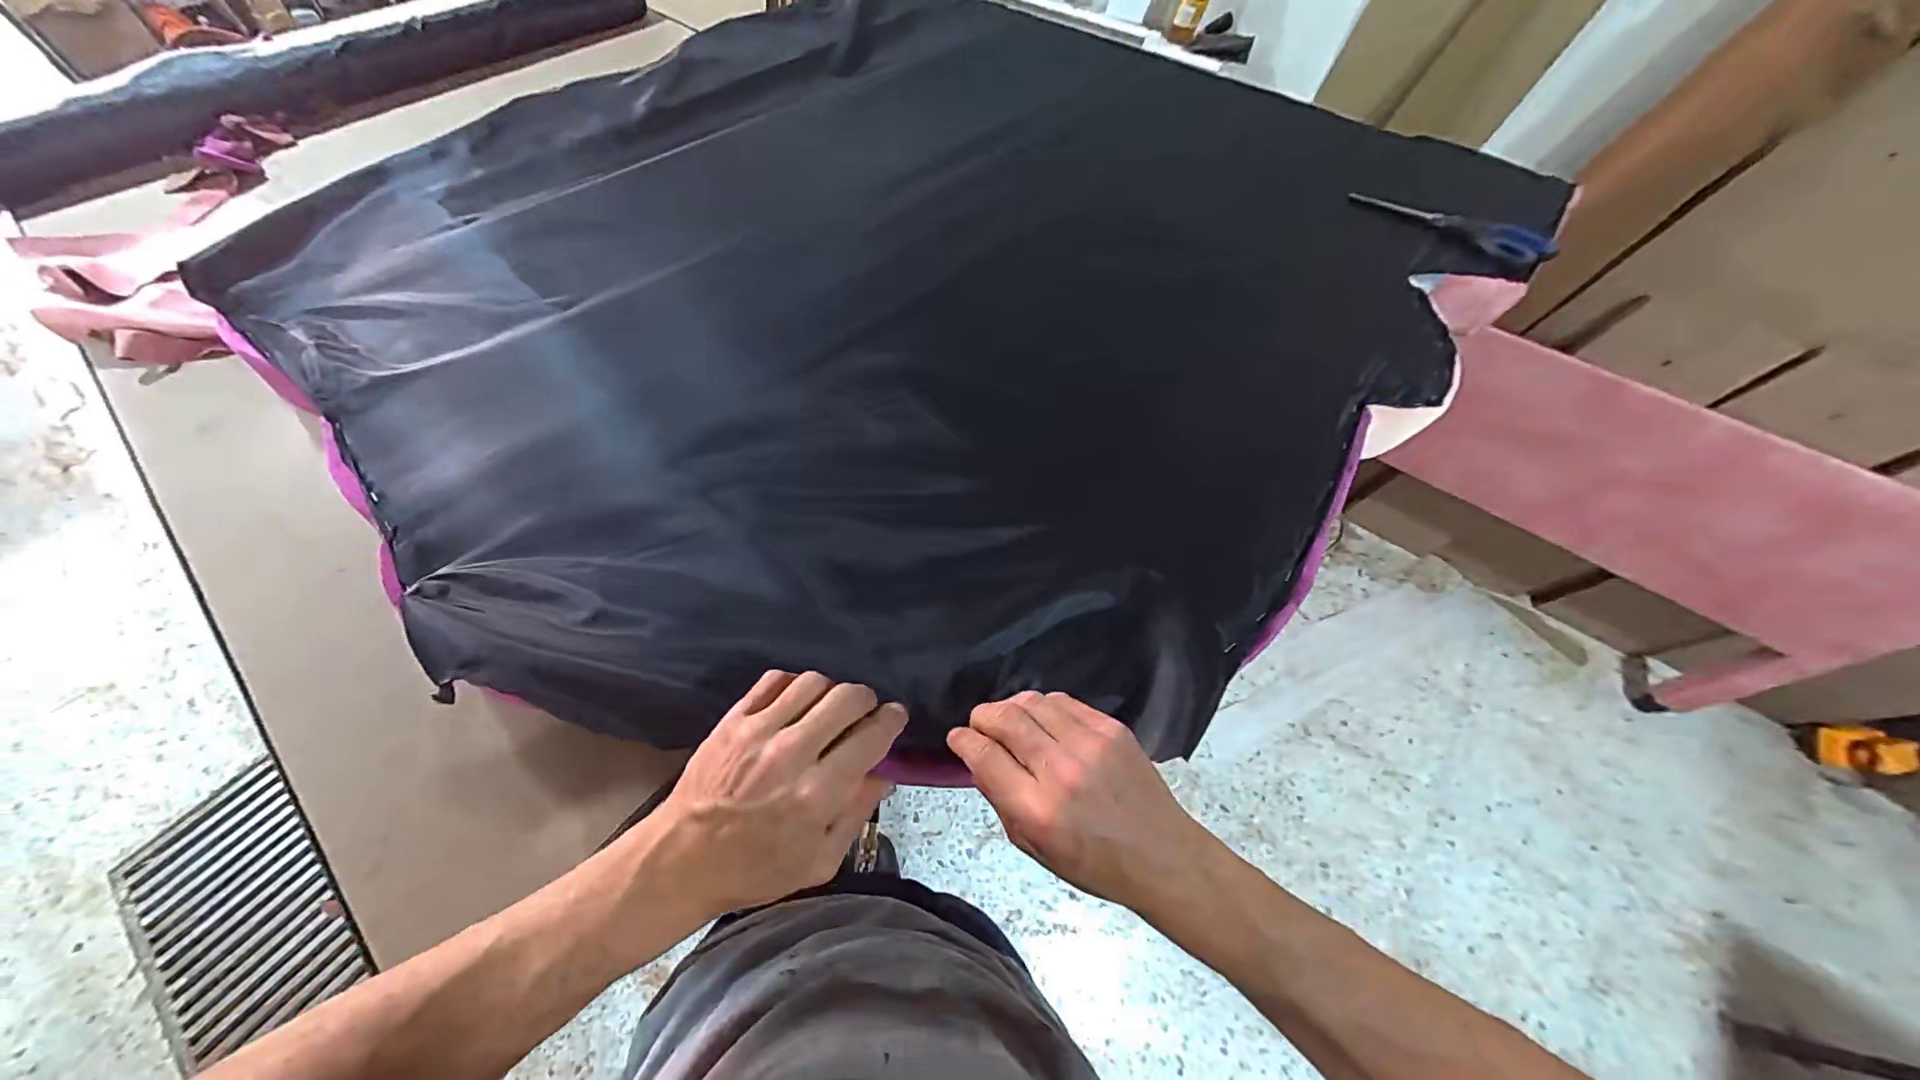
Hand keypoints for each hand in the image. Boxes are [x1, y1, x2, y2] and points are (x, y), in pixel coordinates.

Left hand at [649, 670, 904, 917]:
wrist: (681, 860)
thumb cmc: (754, 869)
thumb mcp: (819, 862)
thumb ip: (856, 814)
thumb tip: (884, 774)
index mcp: (818, 794)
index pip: (872, 735)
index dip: (892, 719)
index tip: (894, 717)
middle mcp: (791, 754)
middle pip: (847, 697)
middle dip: (865, 700)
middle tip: (863, 713)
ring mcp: (758, 732)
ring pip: (813, 682)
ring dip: (830, 691)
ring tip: (827, 709)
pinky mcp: (732, 721)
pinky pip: (774, 680)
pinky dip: (793, 684)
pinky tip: (795, 703)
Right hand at [946, 691, 1216, 911]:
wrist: (1162, 855)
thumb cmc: (1095, 863)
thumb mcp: (1035, 848)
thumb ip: (1002, 801)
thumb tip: (981, 761)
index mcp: (1038, 810)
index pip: (984, 756)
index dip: (963, 741)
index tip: (958, 738)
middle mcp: (1061, 770)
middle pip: (1004, 719)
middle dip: (982, 717)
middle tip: (979, 724)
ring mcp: (1090, 744)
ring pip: (1032, 701)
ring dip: (1010, 706)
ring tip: (1007, 718)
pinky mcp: (1111, 728)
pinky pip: (1063, 700)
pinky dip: (1043, 704)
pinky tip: (1041, 718)